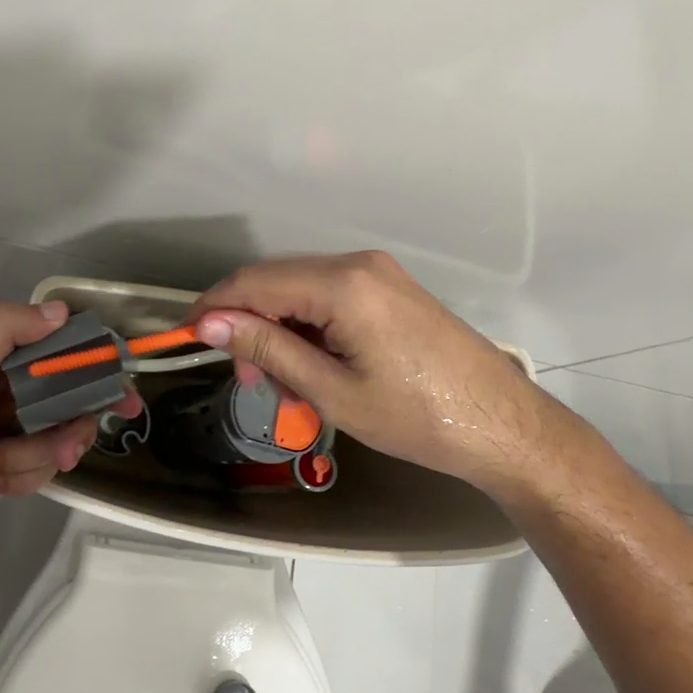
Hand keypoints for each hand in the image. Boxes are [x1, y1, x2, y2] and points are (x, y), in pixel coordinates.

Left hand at [0, 301, 143, 551]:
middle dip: (73, 420)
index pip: (53, 347)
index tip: (119, 374)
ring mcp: (13, 432)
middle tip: (80, 438)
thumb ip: (3, 332)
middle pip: (68, 397)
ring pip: (59, 437)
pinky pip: (44, 468)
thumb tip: (59, 310)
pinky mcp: (14, 468)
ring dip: (34, 456)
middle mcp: (7, 392)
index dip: (89, 358)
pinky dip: (22, 477)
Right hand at [190, 251, 552, 490]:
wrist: (505, 428)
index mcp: (343, 284)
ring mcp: (378, 274)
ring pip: (300, 291)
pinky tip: (312, 369)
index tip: (186, 338)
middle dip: (248, 326)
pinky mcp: (390, 290)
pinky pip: (329, 298)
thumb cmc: (417, 418)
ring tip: (284, 386)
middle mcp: (358, 264)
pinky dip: (308, 329)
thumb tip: (208, 323)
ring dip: (278, 332)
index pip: (254, 282)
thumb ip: (266, 350)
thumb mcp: (331, 391)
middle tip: (248, 383)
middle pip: (275, 282)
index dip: (214, 307)